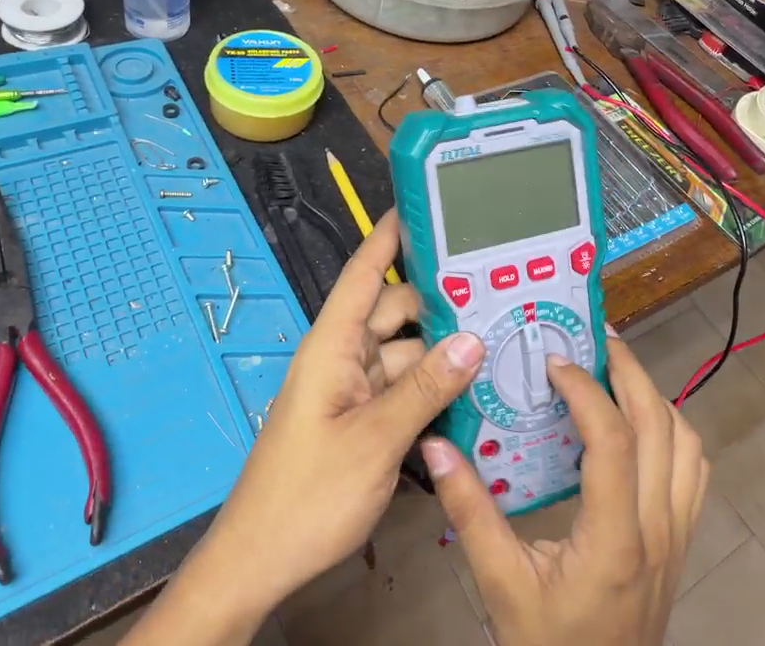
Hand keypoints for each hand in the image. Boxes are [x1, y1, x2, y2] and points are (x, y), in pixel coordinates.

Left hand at [125, 210, 485, 645]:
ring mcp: (352, 393)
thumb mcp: (375, 440)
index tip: (423, 202)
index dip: (390, 236)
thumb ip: (425, 388)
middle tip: (500, 288)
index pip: (363, 273)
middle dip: (439, 300)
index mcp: (333, 346)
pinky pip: (403, 391)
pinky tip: (477, 389)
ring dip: (444, 351)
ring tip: (503, 339)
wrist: (261, 562)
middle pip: (395, 313)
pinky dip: (434, 388)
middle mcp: (343, 359)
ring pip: (406, 355)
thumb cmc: (309, 493)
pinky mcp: (362, 424)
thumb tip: (474, 338)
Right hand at [422, 337, 705, 645]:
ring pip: (688, 443)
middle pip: (663, 426)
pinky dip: (673, 431)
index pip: (613, 440)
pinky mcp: (682, 541)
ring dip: (655, 397)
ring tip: (614, 373)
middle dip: (630, 371)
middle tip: (593, 338)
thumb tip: (435, 447)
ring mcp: (679, 534)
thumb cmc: (547, 643)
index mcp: (615, 538)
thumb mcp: (500, 585)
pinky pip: (694, 470)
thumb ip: (470, 513)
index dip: (586, 390)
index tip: (553, 361)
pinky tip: (640, 423)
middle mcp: (659, 527)